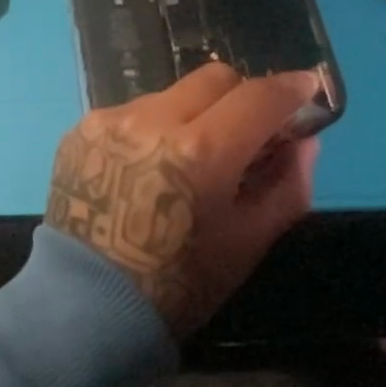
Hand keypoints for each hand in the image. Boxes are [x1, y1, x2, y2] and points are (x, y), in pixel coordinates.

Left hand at [44, 64, 320, 338]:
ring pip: (171, 94)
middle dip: (242, 98)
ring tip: (189, 161)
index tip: (305, 90)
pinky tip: (148, 170)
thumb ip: (287, 184)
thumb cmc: (179, 284)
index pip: (258, 97)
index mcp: (199, 151)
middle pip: (214, 79)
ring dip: (194, 115)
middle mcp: (151, 120)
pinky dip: (153, 130)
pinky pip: (133, 113)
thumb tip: (304, 141)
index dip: (290, 89)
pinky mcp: (80, 131)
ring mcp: (110, 121)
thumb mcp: (249, 242)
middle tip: (249, 133)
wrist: (88, 307)